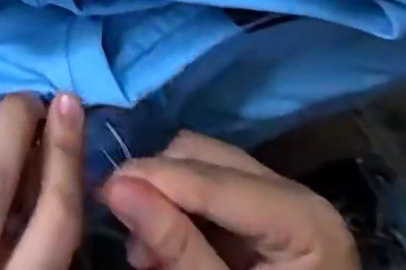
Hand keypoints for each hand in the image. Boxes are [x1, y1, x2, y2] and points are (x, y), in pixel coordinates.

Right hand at [99, 132, 358, 269]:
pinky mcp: (263, 208)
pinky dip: (176, 204)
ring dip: (160, 193)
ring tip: (144, 247)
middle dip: (155, 185)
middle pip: (201, 158)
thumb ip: (176, 247)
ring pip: (197, 162)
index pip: (211, 180)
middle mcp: (294, 193)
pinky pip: (205, 182)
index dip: (152, 178)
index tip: (102, 191)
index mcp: (303, 220)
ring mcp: (280, 197)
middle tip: (126, 231)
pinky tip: (163, 239)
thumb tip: (115, 187)